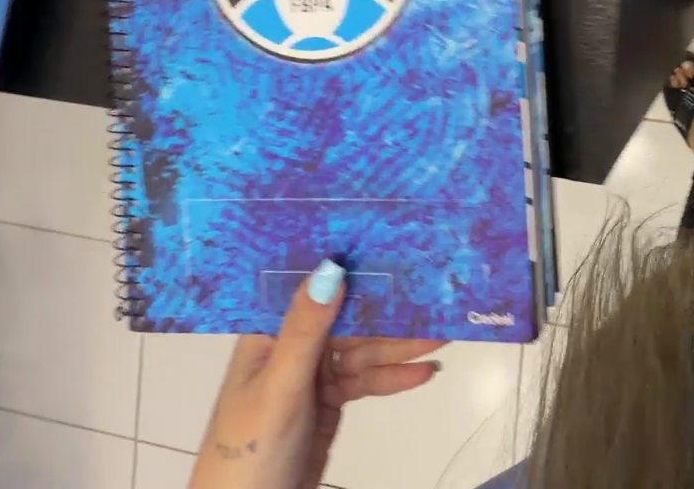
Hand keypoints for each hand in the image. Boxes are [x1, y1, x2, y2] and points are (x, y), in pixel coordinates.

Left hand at [189, 260, 445, 488]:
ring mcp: (314, 374)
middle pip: (350, 318)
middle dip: (390, 309)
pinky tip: (426, 372)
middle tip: (434, 293)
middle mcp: (294, 345)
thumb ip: (306, 329)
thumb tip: (332, 265)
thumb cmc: (250, 450)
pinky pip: (368, 378)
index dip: (351, 264)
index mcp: (270, 332)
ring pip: (366, 348)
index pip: (314, 287)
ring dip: (402, 344)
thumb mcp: (279, 387)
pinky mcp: (332, 400)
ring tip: (444, 334)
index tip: (391, 243)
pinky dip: (395, 376)